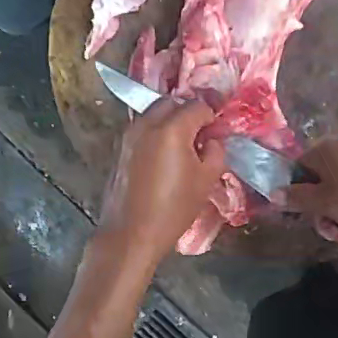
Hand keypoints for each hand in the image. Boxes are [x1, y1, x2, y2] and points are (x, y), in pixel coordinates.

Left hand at [98, 100, 227, 265]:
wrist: (130, 234)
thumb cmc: (173, 209)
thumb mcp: (206, 180)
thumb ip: (215, 151)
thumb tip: (211, 139)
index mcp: (172, 128)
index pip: (197, 106)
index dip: (212, 116)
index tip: (218, 131)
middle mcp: (147, 124)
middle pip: (172, 103)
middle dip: (188, 114)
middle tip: (200, 136)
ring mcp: (129, 135)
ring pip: (154, 114)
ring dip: (170, 122)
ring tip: (183, 147)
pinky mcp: (119, 149)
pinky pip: (142, 131)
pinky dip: (156, 134)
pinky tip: (164, 158)